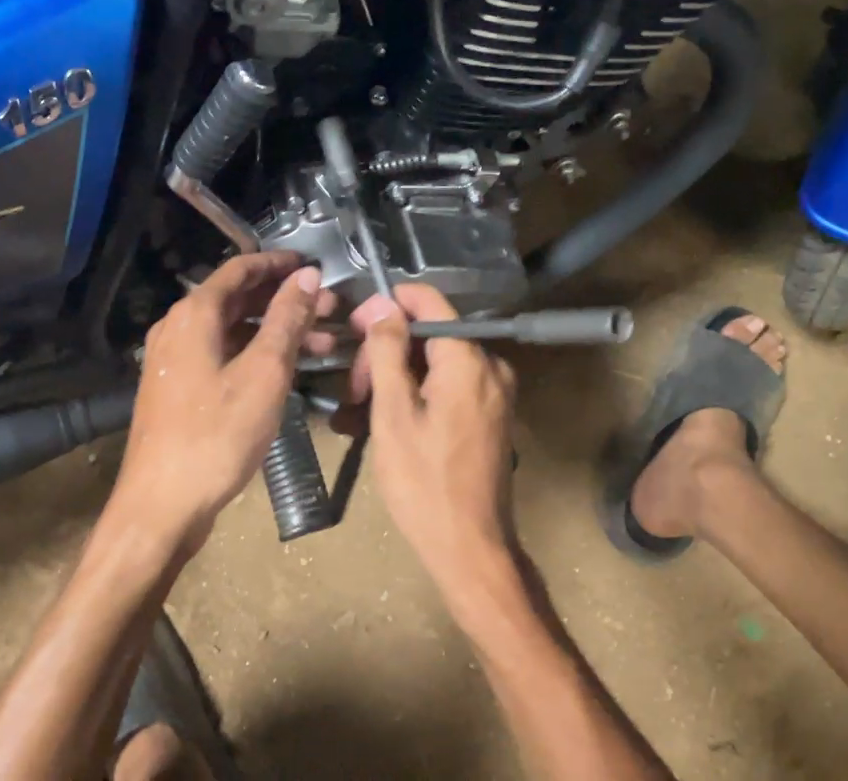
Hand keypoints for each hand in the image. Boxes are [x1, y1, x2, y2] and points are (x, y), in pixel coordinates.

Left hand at [111, 252, 334, 549]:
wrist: (161, 504)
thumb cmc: (216, 436)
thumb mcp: (264, 374)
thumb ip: (287, 320)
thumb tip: (307, 276)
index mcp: (194, 315)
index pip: (240, 269)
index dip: (279, 264)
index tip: (315, 267)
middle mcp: (177, 328)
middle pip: (236, 300)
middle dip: (285, 301)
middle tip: (330, 310)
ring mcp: (174, 361)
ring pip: (232, 331)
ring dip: (275, 333)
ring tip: (323, 346)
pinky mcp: (177, 390)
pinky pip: (221, 357)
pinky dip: (255, 356)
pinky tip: (287, 373)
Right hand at [351, 286, 518, 578]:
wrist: (469, 546)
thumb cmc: (424, 481)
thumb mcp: (393, 412)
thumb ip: (388, 350)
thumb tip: (382, 305)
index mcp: (468, 360)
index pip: (429, 301)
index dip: (387, 306)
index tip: (353, 328)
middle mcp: (490, 367)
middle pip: (429, 334)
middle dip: (386, 352)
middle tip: (354, 389)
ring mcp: (493, 393)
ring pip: (434, 362)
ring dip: (394, 378)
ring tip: (359, 412)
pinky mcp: (489, 415)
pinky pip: (447, 387)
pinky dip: (414, 396)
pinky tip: (382, 421)